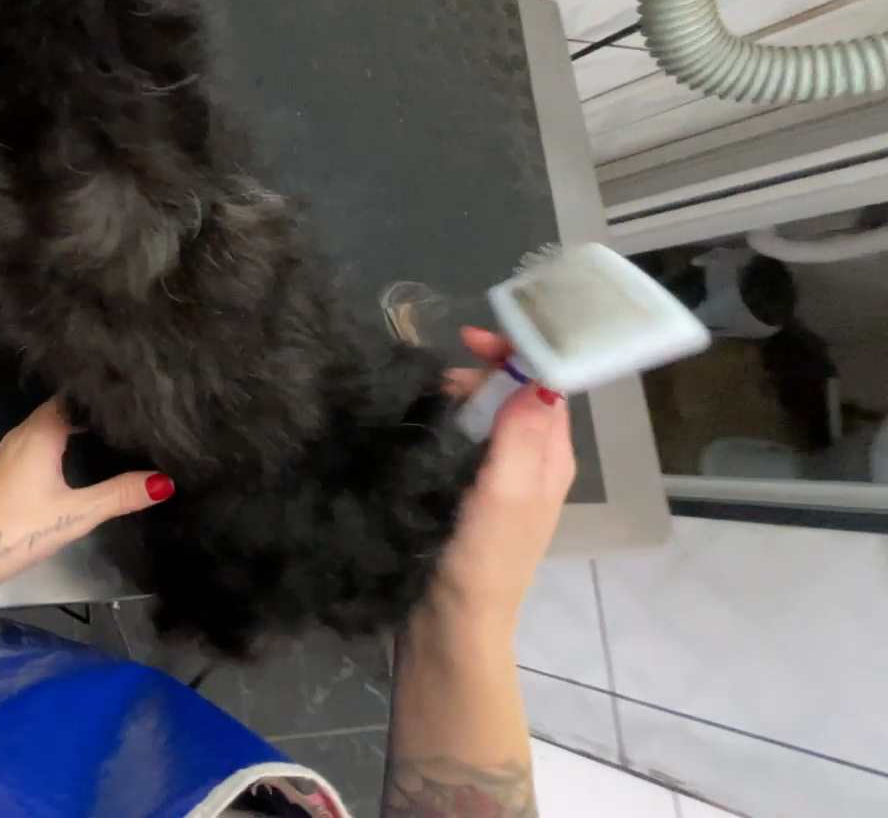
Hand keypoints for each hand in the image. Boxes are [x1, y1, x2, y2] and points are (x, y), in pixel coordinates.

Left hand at [0, 399, 171, 605]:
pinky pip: (36, 443)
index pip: (72, 397)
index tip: (130, 394)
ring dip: (74, 427)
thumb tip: (164, 480)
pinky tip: (75, 458)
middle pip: (60, 410)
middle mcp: (22, 433)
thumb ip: (119, 495)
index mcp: (39, 432)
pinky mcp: (3, 470)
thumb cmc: (20, 528)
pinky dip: (58, 443)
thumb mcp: (76, 513)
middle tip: (129, 415)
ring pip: (47, 427)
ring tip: (111, 432)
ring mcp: (8, 451)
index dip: (98, 394)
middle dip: (90, 410)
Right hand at [426, 327, 575, 640]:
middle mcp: (526, 461)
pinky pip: (454, 438)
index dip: (516, 355)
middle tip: (430, 384)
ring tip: (413, 404)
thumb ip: (522, 440)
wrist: (448, 619)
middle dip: (475, 375)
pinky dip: (436, 421)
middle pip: (509, 395)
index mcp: (548, 459)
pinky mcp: (458, 487)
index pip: (546, 387)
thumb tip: (538, 377)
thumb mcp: (506, 497)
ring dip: (451, 398)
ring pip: (478, 415)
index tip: (467, 339)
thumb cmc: (481, 559)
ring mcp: (492, 476)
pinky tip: (409, 426)